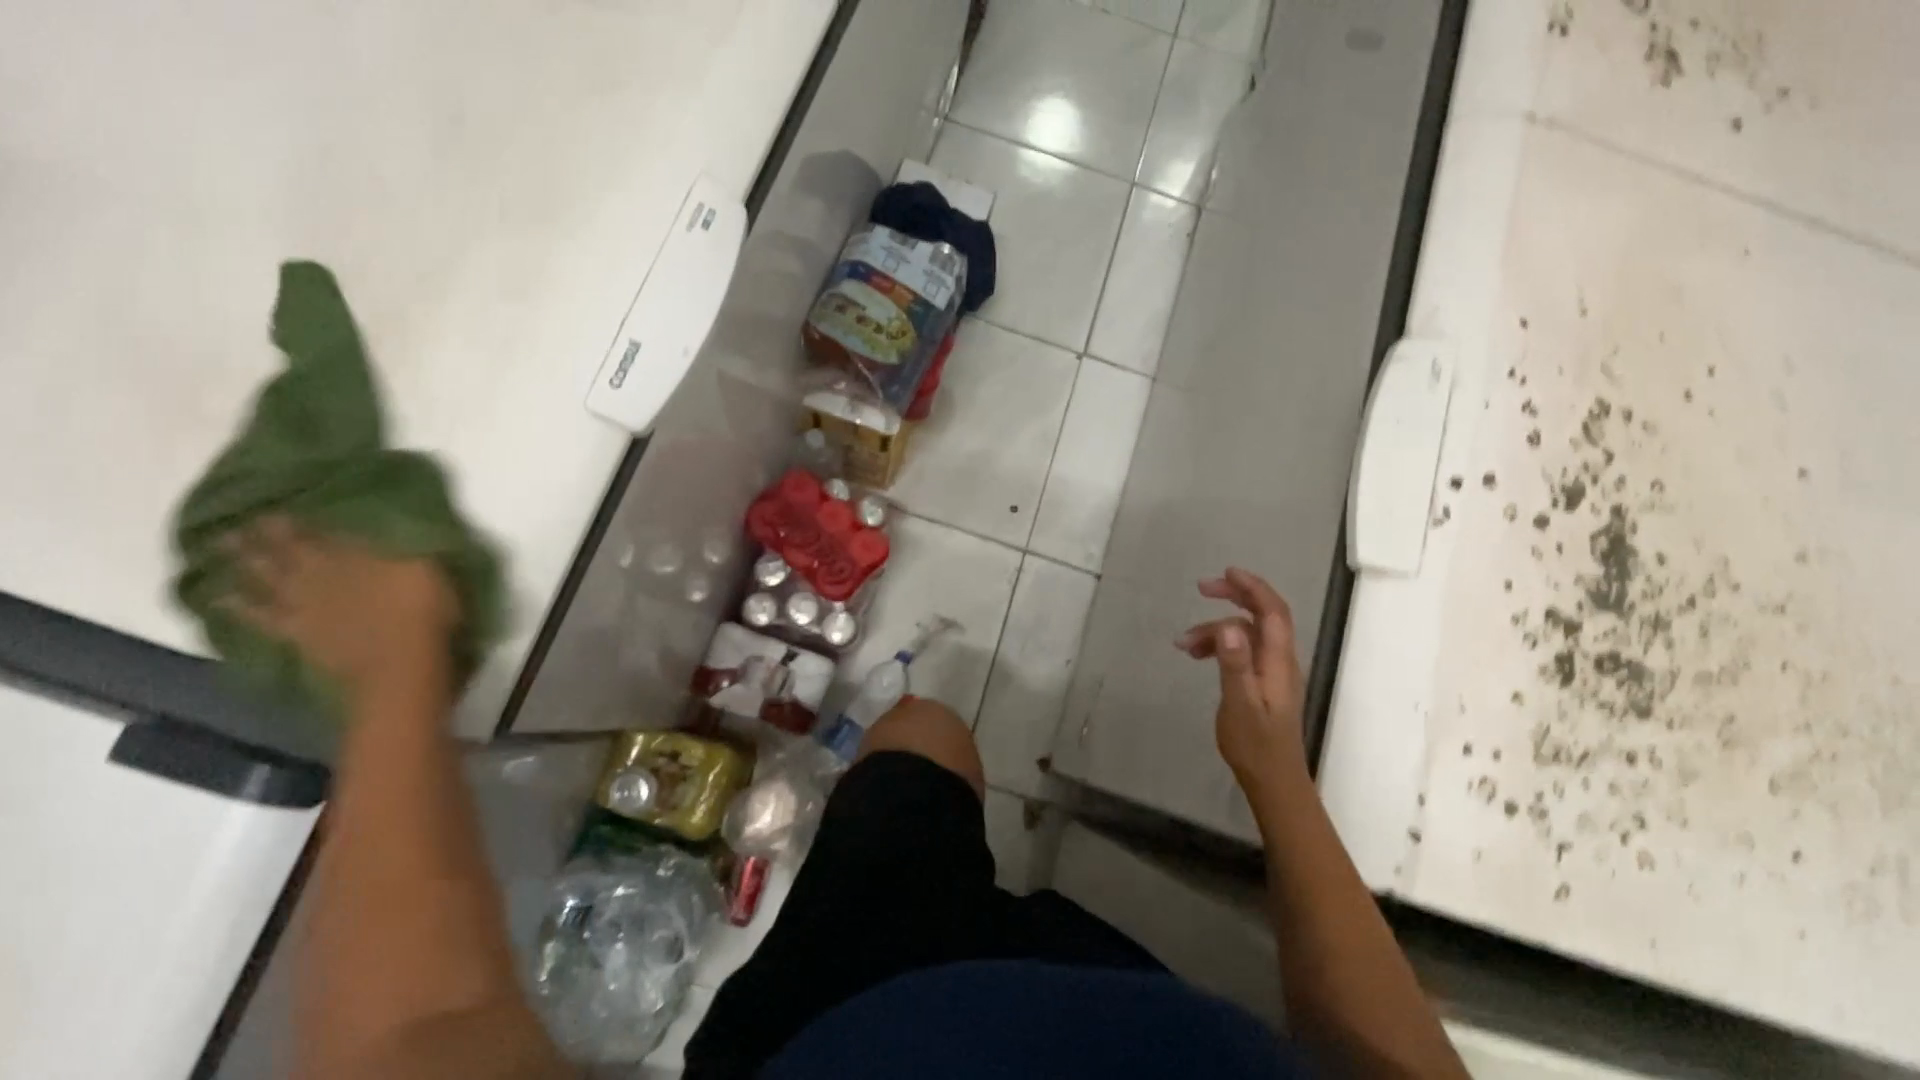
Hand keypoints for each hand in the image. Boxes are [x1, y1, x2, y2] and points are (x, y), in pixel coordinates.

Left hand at [223, 517, 459, 702]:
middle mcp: (323, 574)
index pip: (323, 531)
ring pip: (267, 576)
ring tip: (222, 543)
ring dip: (245, 560)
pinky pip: (261, 617)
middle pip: (289, 549)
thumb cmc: (426, 616)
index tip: (280, 504)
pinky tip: (221, 599)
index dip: (301, 519)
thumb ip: (402, 547)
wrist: (400, 667)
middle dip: (266, 533)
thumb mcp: (428, 570)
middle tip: (241, 518)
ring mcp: (305, 604)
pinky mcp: (297, 633)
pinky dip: (240, 607)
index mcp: (356, 555)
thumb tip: (386, 524)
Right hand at [1175, 567, 1307, 795]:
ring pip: (1247, 635)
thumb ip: (1235, 664)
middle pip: (1263, 615)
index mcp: (1278, 661)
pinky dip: (1220, 646)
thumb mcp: (1239, 704)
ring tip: (1183, 643)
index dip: (1253, 587)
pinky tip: (1197, 656)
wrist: (1273, 780)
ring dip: (1216, 630)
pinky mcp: (1262, 683)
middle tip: (1203, 589)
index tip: (1226, 573)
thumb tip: (1228, 626)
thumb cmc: (1255, 744)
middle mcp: (1281, 661)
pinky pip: (1242, 651)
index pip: (1272, 612)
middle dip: (1235, 596)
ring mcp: (1273, 672)